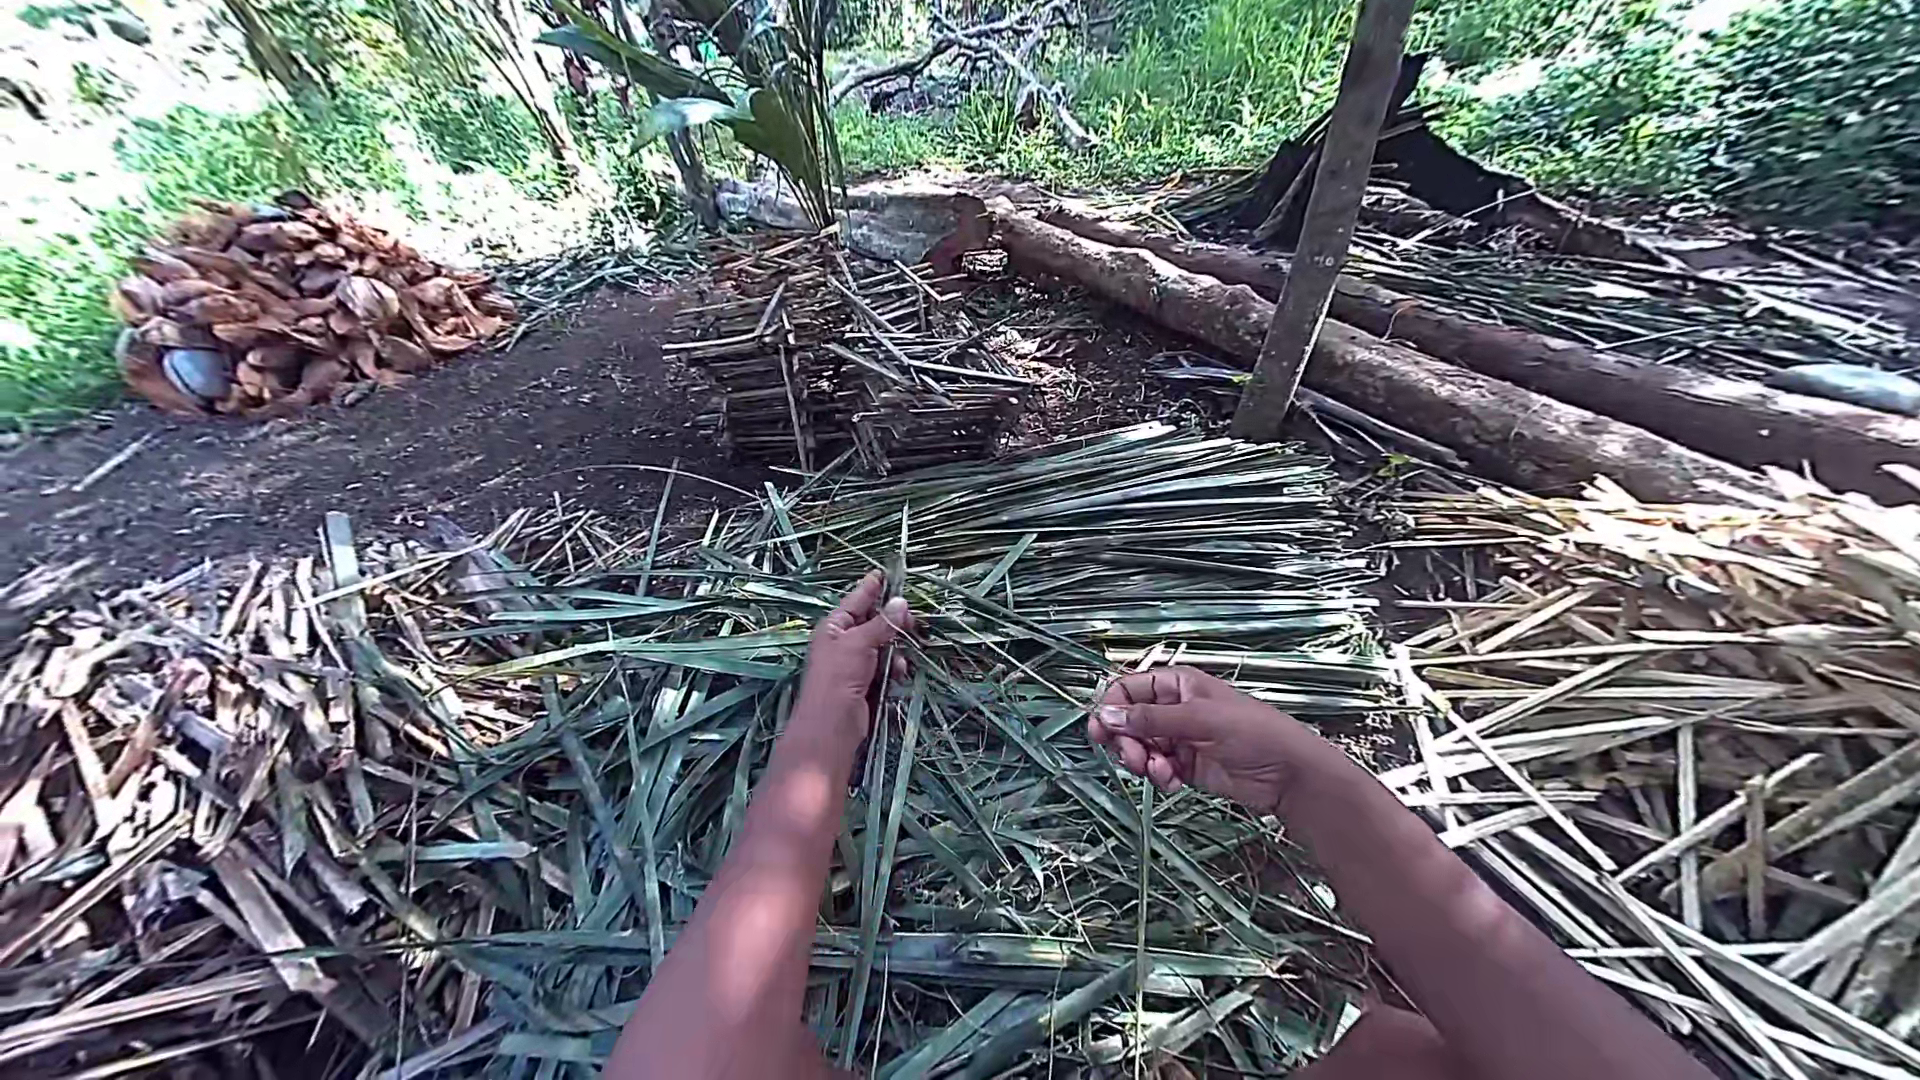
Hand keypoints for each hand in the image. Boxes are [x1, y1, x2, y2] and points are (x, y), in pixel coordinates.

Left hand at [795, 571, 912, 736]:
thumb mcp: (859, 643)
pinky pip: (886, 667)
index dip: (872, 587)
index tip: (886, 572)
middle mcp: (844, 642)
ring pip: (885, 645)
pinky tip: (897, 675)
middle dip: (892, 623)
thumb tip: (901, 603)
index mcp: (834, 627)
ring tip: (898, 661)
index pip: (857, 600)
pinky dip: (893, 669)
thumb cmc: (838, 678)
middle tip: (911, 620)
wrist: (832, 727)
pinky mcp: (867, 682)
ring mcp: (855, 663)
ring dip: (895, 651)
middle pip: (874, 623)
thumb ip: (882, 623)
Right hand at [1088, 666, 1322, 814]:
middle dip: (1125, 739)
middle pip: (1128, 720)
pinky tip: (1171, 780)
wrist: (1289, 775)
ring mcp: (1178, 738)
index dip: (1112, 707)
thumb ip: (1151, 718)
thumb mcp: (1199, 718)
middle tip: (1131, 756)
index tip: (1102, 728)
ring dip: (1141, 760)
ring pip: (1138, 746)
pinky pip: (1155, 768)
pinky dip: (1157, 776)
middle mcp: (1172, 709)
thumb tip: (1108, 715)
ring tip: (1158, 770)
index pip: (1129, 689)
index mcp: (1176, 685)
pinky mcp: (1184, 765)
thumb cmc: (1254, 732)